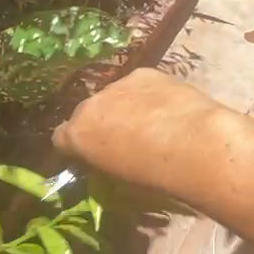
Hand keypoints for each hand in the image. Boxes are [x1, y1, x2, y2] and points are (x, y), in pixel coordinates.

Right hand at [50, 67, 236, 200]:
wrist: (194, 145)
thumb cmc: (153, 176)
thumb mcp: (117, 179)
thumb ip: (103, 162)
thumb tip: (109, 159)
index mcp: (76, 135)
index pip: (60, 138)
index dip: (75, 146)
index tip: (90, 154)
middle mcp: (89, 106)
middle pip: (86, 113)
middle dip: (100, 124)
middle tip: (125, 141)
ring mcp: (116, 86)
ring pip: (113, 97)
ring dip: (124, 108)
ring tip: (153, 125)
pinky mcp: (143, 73)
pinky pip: (138, 85)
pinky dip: (148, 95)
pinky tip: (168, 109)